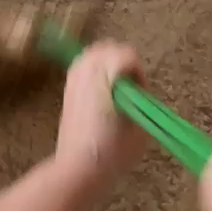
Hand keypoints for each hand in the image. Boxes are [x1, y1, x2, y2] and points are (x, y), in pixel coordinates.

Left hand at [52, 42, 150, 182]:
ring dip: (109, 63)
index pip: (128, 54)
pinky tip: (101, 91)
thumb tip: (141, 93)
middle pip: (111, 47)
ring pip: (96, 51)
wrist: (79, 165)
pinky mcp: (67, 82)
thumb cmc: (113, 151)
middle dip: (124, 63)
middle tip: (130, 89)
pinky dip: (95, 69)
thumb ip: (144, 104)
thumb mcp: (141, 129)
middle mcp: (88, 66)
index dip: (139, 72)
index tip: (140, 93)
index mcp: (106, 74)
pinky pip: (84, 62)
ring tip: (116, 90)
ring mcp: (75, 72)